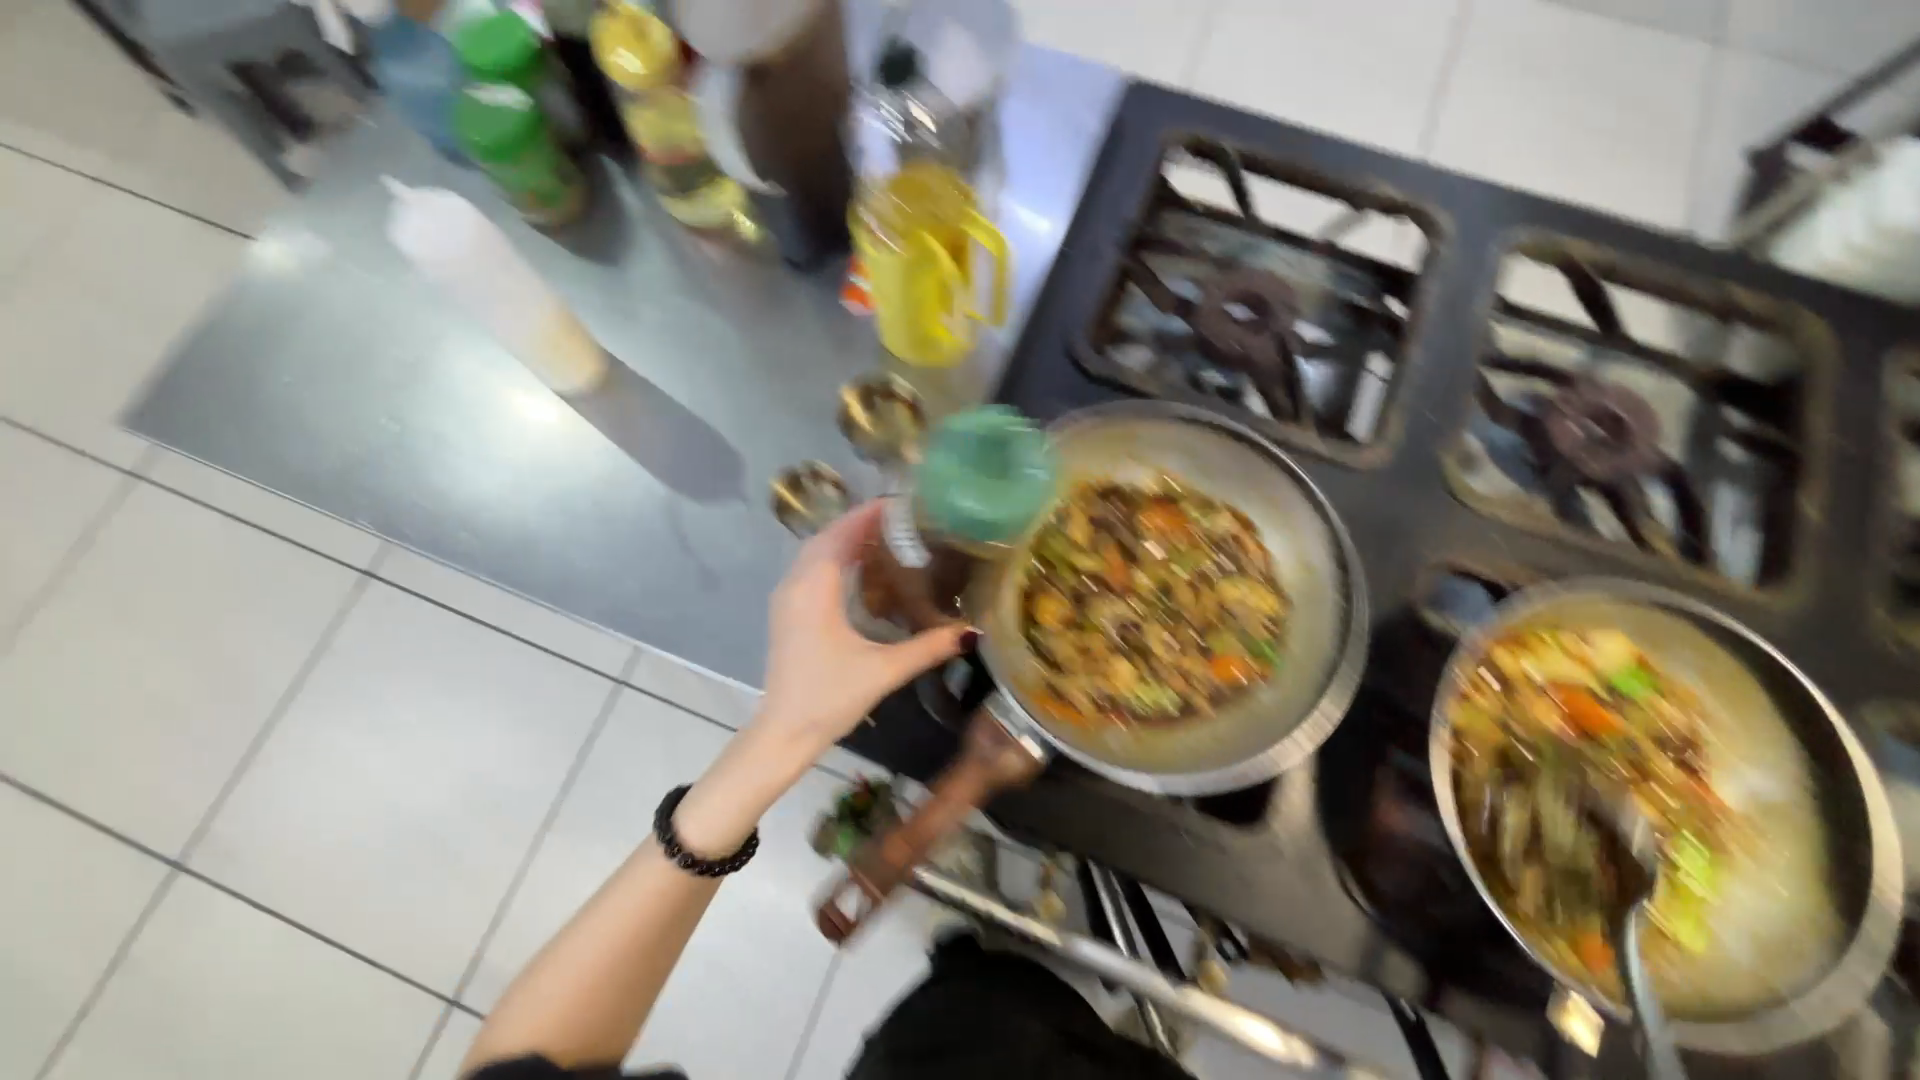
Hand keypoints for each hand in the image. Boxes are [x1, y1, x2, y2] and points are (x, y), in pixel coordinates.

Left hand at [676, 502, 968, 856]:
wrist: (783, 732)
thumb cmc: (830, 697)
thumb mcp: (884, 670)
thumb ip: (928, 647)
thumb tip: (972, 631)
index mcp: (816, 588)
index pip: (842, 533)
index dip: (869, 513)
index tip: (902, 502)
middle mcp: (795, 584)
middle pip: (827, 537)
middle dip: (860, 522)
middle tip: (902, 518)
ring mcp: (786, 598)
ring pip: (815, 552)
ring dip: (845, 539)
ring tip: (886, 536)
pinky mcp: (786, 612)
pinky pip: (810, 569)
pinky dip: (835, 558)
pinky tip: (861, 569)